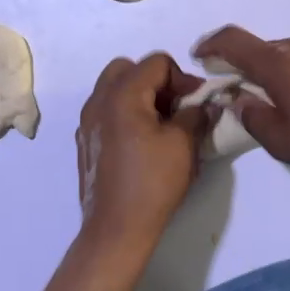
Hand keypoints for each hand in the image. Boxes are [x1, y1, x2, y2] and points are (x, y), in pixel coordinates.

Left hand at [76, 54, 209, 251]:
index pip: (157, 62)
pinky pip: (107, 112)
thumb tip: (203, 104)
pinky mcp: (86, 142)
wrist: (116, 228)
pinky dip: (127, 114)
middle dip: (157, 81)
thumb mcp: (184, 144)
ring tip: (163, 125)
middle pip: (129, 69)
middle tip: (177, 107)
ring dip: (141, 96)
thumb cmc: (153, 183)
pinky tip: (144, 143)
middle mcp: (98, 100)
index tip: (197, 103)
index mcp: (122, 94)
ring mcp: (88, 122)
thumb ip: (196, 114)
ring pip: (115, 89)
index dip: (183, 78)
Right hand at [191, 26, 289, 176]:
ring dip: (279, 69)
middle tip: (246, 92)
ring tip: (288, 99)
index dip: (211, 44)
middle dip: (248, 66)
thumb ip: (251, 116)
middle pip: (262, 48)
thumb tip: (238, 98)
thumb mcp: (280, 141)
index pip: (233, 40)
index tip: (200, 56)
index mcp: (277, 63)